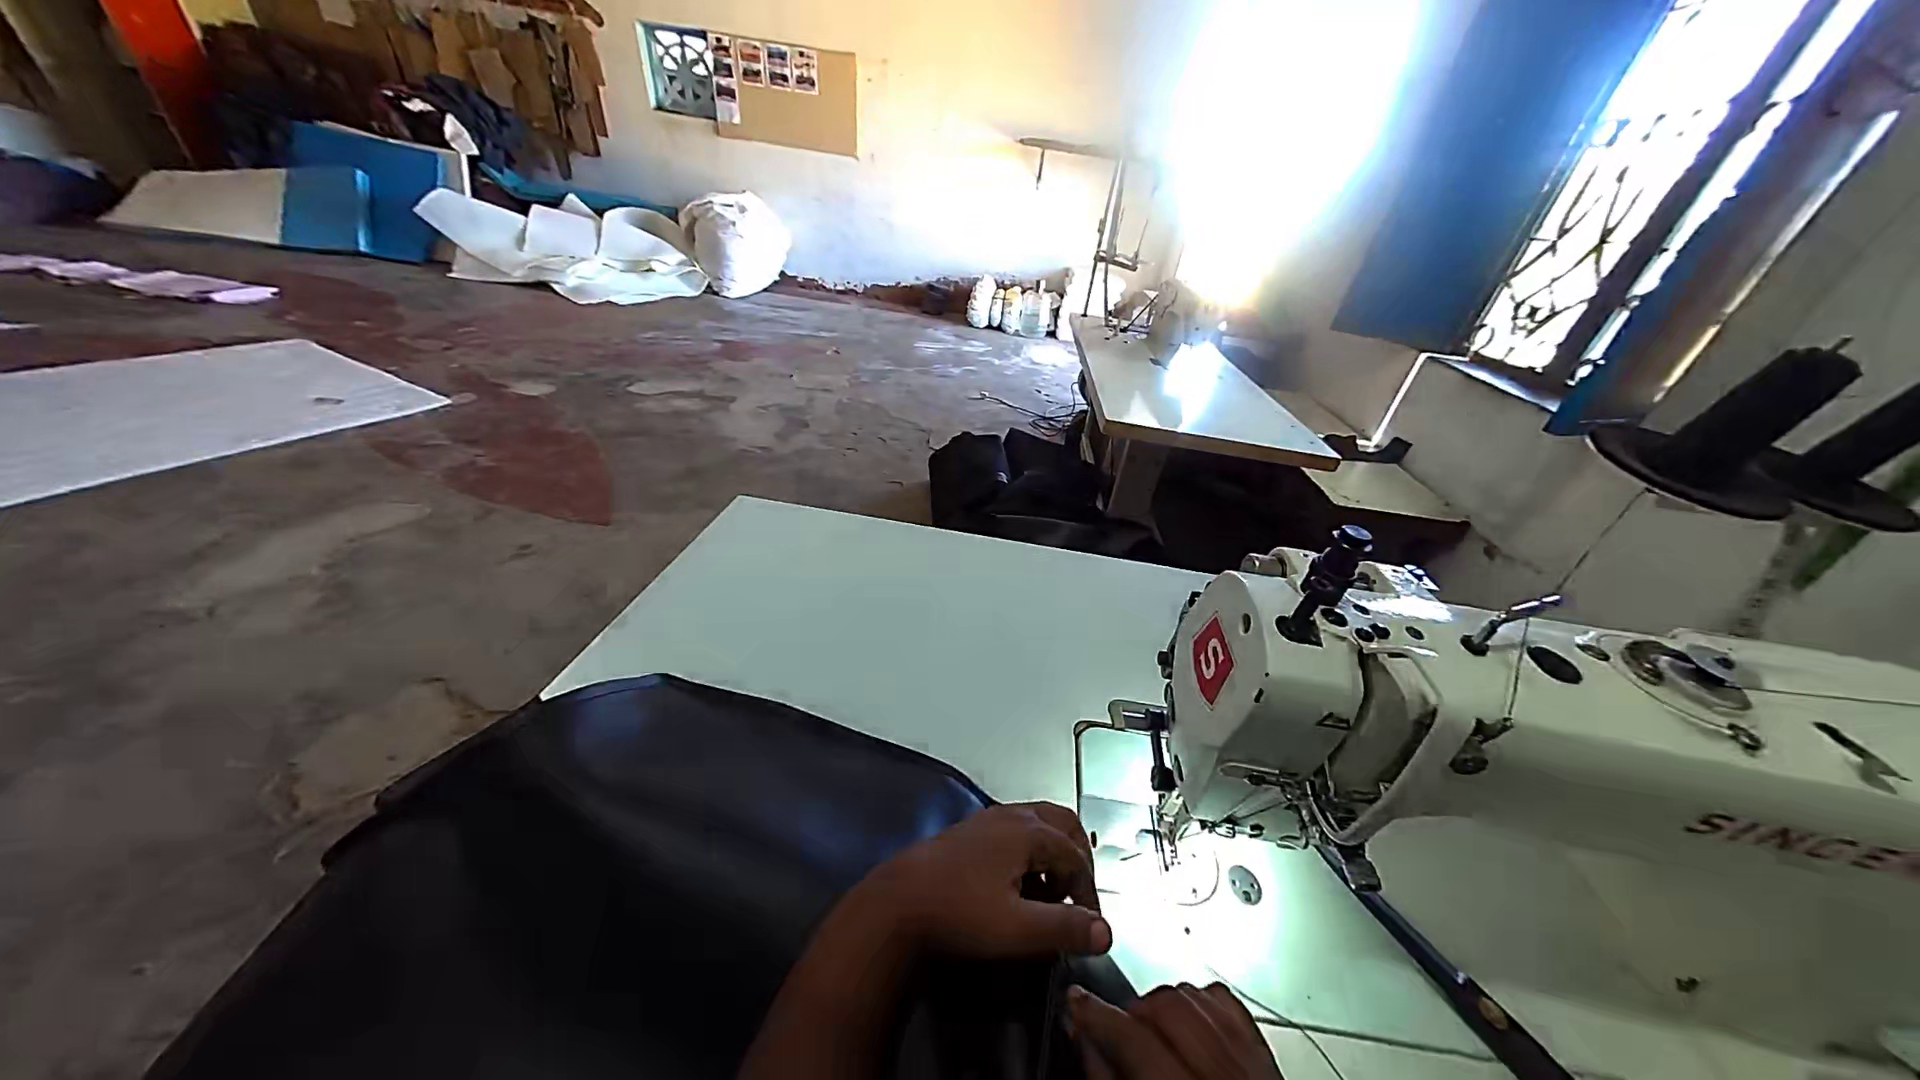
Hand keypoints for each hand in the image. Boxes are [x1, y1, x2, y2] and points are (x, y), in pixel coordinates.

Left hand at [858, 801, 1109, 958]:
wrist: (897, 902)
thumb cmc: (957, 912)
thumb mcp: (1017, 928)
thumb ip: (1065, 928)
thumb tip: (1104, 932)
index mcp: (1027, 832)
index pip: (1076, 856)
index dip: (1089, 893)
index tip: (1090, 927)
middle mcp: (1010, 817)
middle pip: (1062, 825)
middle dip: (1077, 858)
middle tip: (1078, 895)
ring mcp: (988, 820)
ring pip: (1038, 824)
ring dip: (1053, 854)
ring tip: (1050, 895)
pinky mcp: (970, 832)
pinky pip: (1016, 831)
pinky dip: (1030, 852)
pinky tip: (1019, 886)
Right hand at [1068, 982, 1283, 1079]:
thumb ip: (1106, 1079)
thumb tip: (1085, 1037)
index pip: (1135, 1039)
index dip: (1096, 1014)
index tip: (1074, 1001)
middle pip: (1167, 1007)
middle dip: (1132, 1010)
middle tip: (1115, 1028)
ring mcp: (1253, 1069)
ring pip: (1195, 996)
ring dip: (1163, 1005)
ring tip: (1148, 1030)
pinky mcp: (1266, 1061)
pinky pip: (1226, 1005)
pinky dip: (1200, 1004)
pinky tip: (1185, 1024)